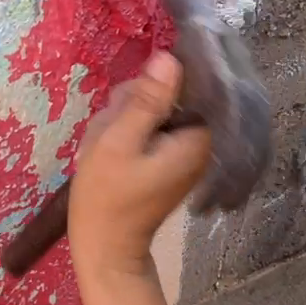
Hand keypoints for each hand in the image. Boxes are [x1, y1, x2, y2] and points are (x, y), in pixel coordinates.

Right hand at [67, 52, 212, 282]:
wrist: (105, 246)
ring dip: (125, 115)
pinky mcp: (170, 156)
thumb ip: (145, 100)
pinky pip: (151, 125)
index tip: (128, 98)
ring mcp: (186, 150)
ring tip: (108, 140)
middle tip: (112, 128)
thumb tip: (168, 57)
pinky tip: (113, 145)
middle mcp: (200, 141)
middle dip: (133, 102)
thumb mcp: (119, 140)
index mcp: (198, 137)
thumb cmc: (108, 195)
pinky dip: (129, 129)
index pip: (188, 82)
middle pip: (168, 93)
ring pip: (154, 107)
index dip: (154, 80)